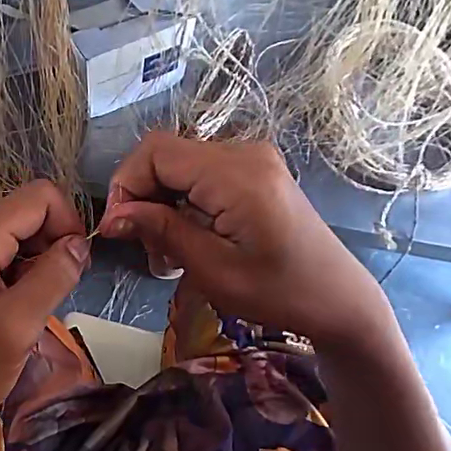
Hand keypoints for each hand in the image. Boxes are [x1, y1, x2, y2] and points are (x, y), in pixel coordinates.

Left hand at [0, 180, 89, 450]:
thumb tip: (80, 243)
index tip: (76, 268)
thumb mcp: (15, 329)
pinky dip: (25, 273)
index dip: (67, 224)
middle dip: (54, 244)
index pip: (38, 197)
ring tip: (34, 305)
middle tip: (55, 293)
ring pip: (22, 232)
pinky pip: (7, 252)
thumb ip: (52, 279)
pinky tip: (20, 307)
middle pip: (29, 210)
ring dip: (40, 262)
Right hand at [100, 133, 398, 354]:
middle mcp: (244, 152)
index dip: (126, 185)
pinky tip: (190, 237)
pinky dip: (182, 202)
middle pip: (165, 155)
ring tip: (169, 251)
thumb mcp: (213, 269)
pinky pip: (200, 174)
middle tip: (149, 248)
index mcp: (237, 173)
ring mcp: (252, 158)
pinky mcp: (254, 171)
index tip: (118, 229)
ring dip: (161, 203)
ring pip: (178, 165)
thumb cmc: (279, 292)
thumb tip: (112, 216)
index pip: (155, 152)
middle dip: (142, 197)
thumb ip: (162, 231)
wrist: (338, 298)